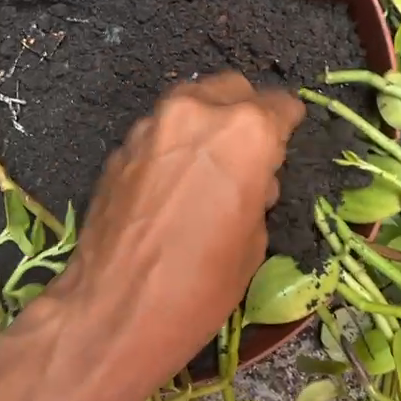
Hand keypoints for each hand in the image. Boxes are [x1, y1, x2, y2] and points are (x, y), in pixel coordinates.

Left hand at [21, 72, 302, 400]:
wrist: (114, 309)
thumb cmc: (199, 286)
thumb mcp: (253, 243)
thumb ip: (257, 192)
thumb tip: (251, 180)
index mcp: (245, 132)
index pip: (280, 105)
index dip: (286, 126)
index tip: (284, 144)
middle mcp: (196, 114)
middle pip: (231, 91)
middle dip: (244, 115)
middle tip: (247, 157)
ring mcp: (150, 127)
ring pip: (189, 105)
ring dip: (204, 127)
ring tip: (207, 172)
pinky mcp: (118, 150)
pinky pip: (157, 133)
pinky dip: (171, 148)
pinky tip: (170, 187)